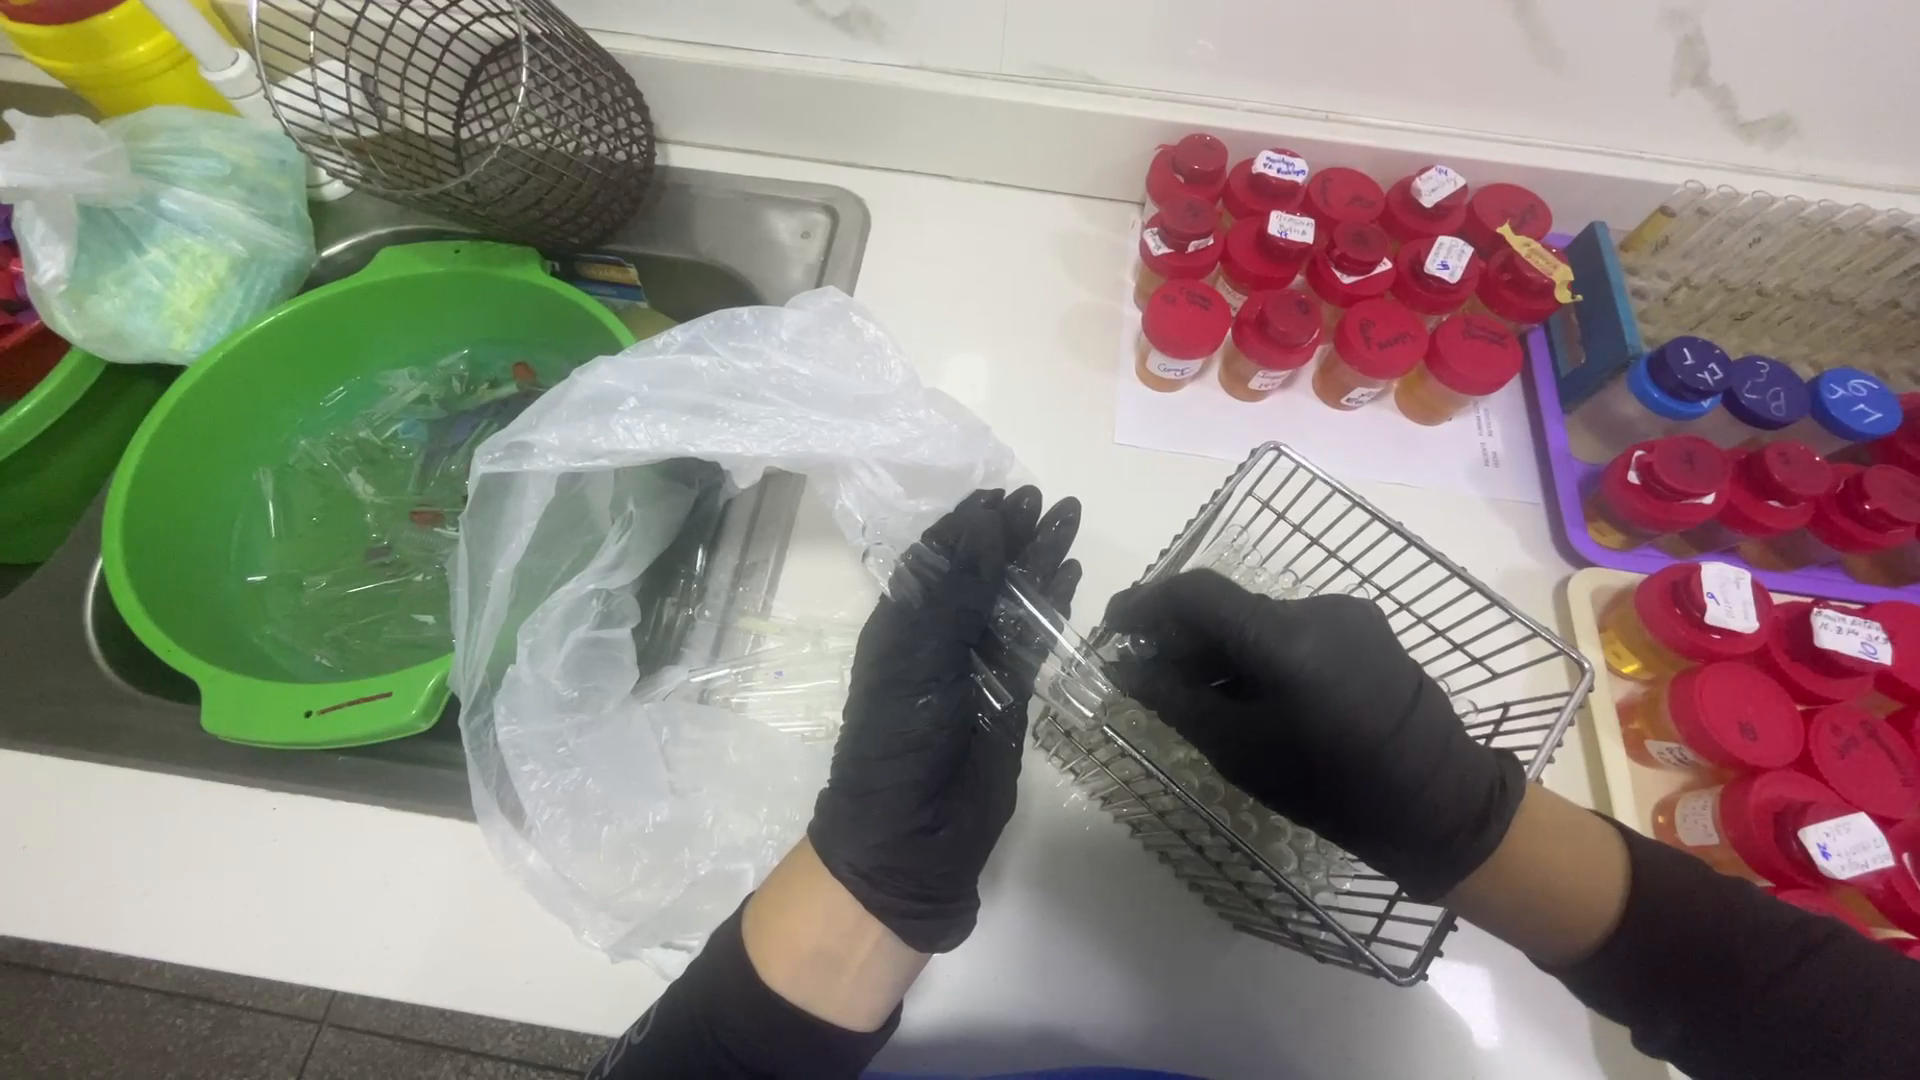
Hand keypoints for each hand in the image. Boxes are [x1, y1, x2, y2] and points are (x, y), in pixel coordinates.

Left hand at [808, 487, 1079, 951]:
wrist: (912, 833)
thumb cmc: (899, 739)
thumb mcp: (920, 657)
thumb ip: (955, 592)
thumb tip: (983, 522)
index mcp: (906, 620)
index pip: (940, 557)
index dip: (969, 524)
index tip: (1000, 494)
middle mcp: (942, 634)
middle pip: (983, 571)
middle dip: (1012, 533)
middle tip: (1045, 500)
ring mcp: (978, 663)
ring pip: (1013, 599)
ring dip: (1039, 560)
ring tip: (1068, 520)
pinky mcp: (1010, 692)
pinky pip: (1033, 639)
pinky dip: (1053, 608)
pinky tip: (1072, 576)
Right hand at [1102, 569, 1524, 900]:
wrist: (1441, 807)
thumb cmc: (1329, 788)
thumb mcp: (1236, 748)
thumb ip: (1172, 698)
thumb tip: (1122, 667)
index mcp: (1285, 638)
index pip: (1195, 593)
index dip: (1145, 603)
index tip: (1114, 627)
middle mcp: (1317, 609)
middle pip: (1225, 606)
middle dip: (1179, 633)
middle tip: (1149, 670)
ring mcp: (1347, 615)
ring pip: (1256, 618)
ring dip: (1218, 645)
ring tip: (1197, 688)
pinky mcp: (1365, 629)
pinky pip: (1289, 629)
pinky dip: (1255, 651)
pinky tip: (1248, 690)